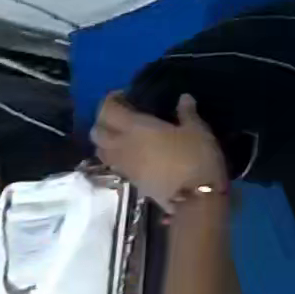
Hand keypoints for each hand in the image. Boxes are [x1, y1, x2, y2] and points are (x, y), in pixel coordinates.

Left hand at [91, 91, 228, 209]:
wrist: (195, 198)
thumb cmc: (196, 156)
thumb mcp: (197, 129)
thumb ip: (187, 112)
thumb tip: (183, 98)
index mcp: (135, 128)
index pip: (108, 110)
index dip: (111, 100)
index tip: (125, 95)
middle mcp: (122, 146)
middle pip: (97, 131)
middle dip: (103, 120)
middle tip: (122, 114)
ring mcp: (125, 166)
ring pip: (101, 150)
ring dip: (106, 139)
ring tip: (124, 133)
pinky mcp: (131, 181)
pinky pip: (113, 163)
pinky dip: (116, 154)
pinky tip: (135, 151)